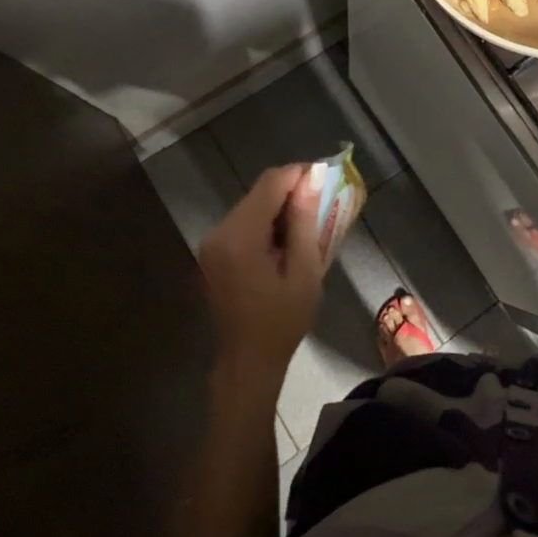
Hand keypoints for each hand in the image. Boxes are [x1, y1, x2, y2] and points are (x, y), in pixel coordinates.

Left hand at [198, 165, 325, 382]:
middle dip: (290, 191)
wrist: (247, 362)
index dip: (299, 174)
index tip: (326, 178)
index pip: (270, 184)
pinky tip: (286, 240)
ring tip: (308, 222)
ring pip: (250, 206)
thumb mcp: (304, 272)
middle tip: (322, 202)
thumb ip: (305, 222)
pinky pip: (242, 224)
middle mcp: (219, 232)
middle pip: (258, 193)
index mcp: (240, 237)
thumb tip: (310, 180)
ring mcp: (212, 243)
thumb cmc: (281, 322)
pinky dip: (265, 223)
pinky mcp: (213, 253)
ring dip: (279, 208)